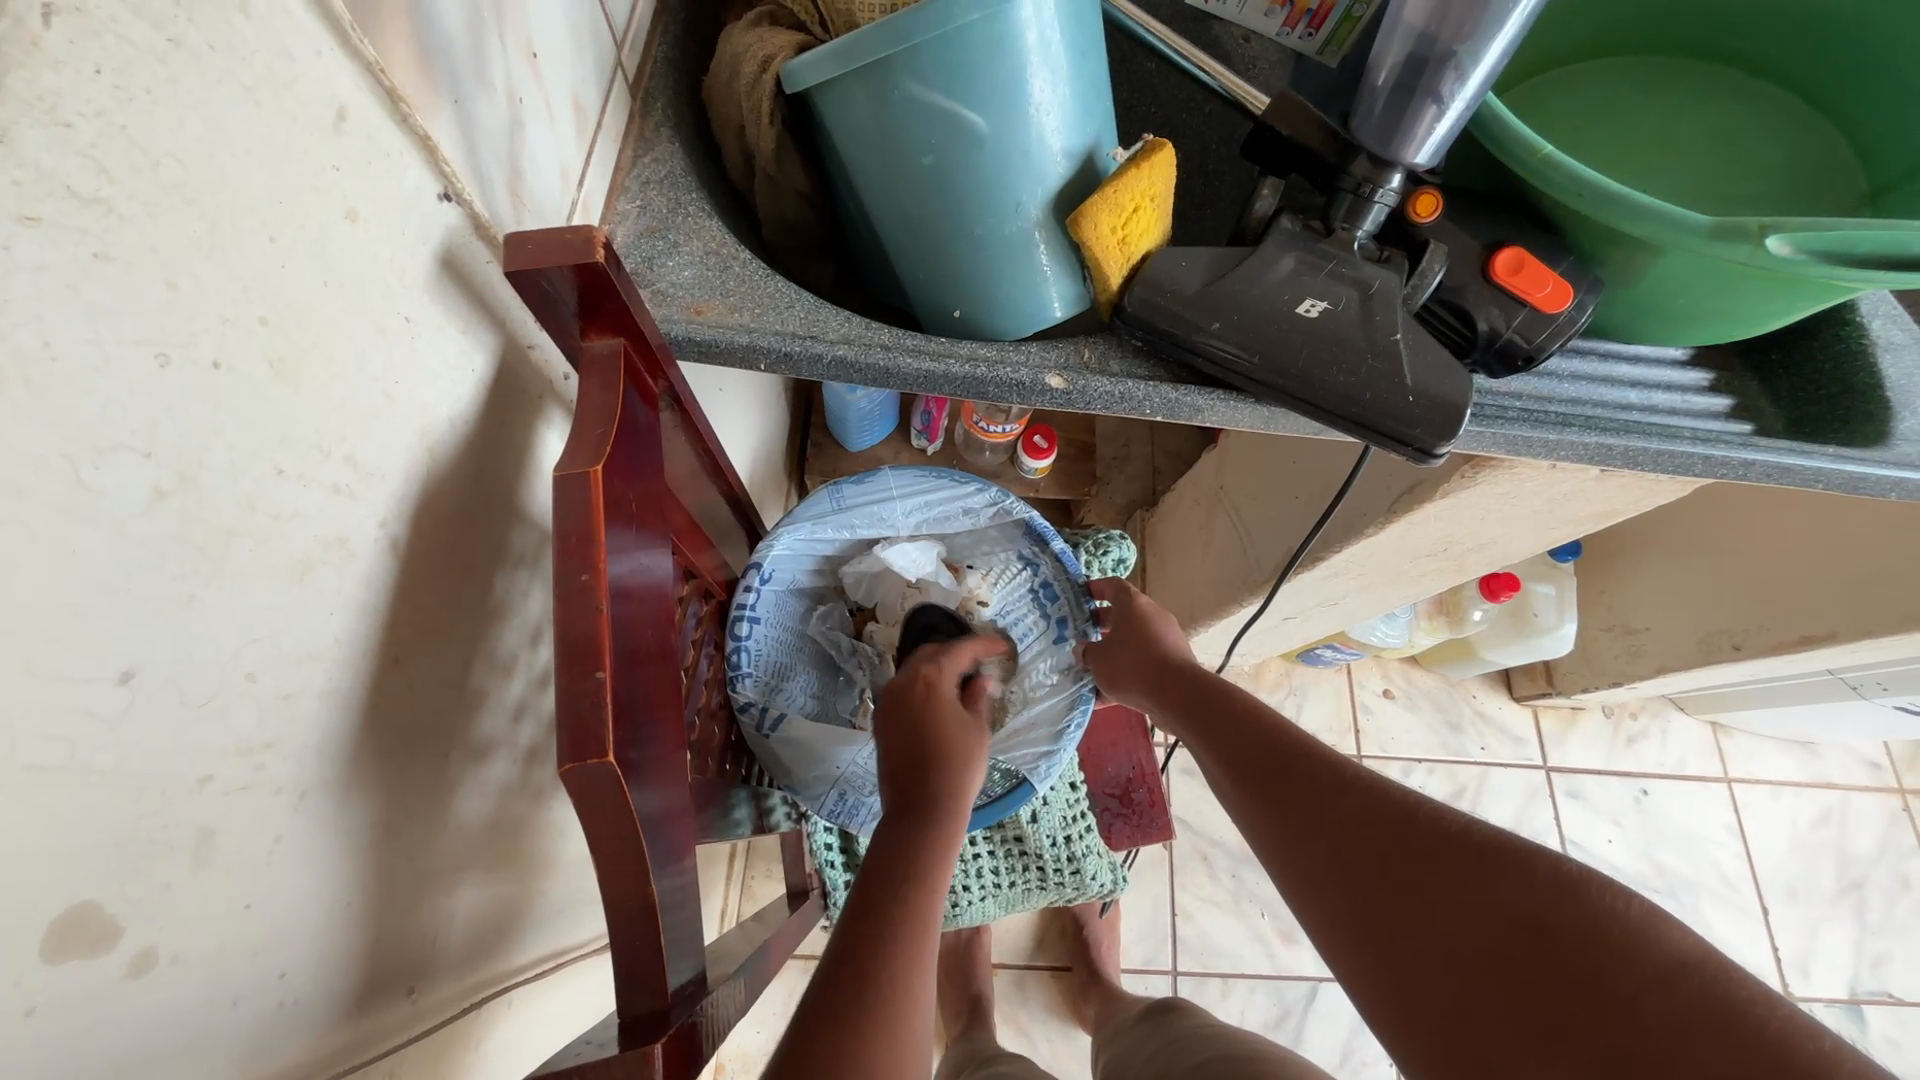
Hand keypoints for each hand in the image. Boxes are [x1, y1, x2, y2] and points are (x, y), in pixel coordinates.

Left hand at [873, 634, 1013, 828]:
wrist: (921, 811)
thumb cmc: (957, 767)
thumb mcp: (976, 728)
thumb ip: (977, 696)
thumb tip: (979, 680)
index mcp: (930, 677)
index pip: (960, 649)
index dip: (984, 645)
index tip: (1002, 647)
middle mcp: (902, 681)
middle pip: (931, 654)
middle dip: (956, 653)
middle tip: (980, 662)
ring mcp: (887, 700)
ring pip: (913, 671)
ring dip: (937, 670)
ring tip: (961, 681)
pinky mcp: (881, 720)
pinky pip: (903, 690)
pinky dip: (922, 687)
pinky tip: (940, 700)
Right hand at [1078, 578, 1200, 721]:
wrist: (1178, 694)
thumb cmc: (1132, 665)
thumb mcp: (1099, 659)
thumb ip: (1088, 652)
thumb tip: (1084, 650)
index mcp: (1133, 605)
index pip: (1113, 586)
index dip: (1096, 588)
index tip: (1081, 595)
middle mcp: (1152, 616)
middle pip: (1123, 615)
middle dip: (1101, 625)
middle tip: (1081, 635)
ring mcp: (1166, 640)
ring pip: (1133, 642)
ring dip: (1113, 653)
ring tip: (1090, 670)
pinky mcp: (1173, 663)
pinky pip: (1143, 665)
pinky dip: (1126, 676)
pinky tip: (1104, 698)